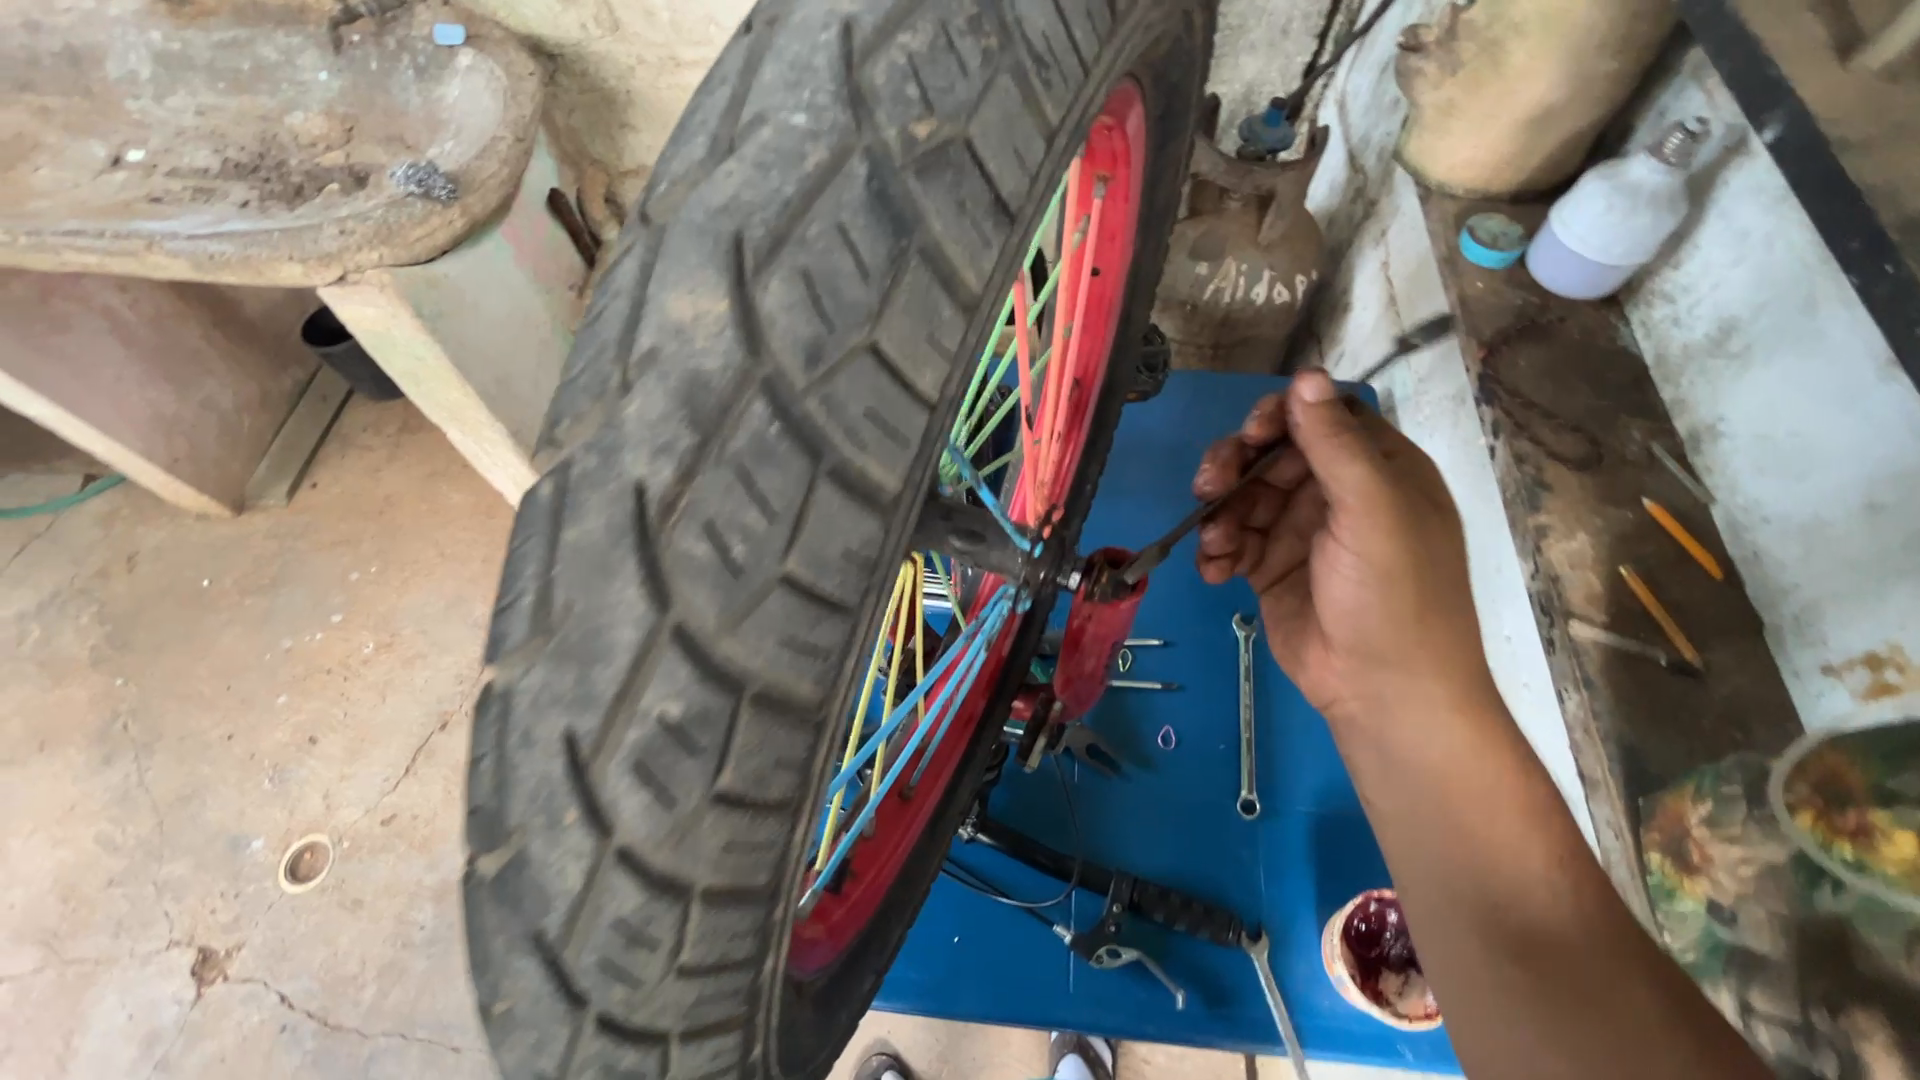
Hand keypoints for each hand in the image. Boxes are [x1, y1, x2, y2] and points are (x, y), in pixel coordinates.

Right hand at [1191, 370, 1495, 727]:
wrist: (1382, 691)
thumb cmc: (1393, 593)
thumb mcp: (1371, 510)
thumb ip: (1335, 442)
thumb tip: (1306, 373)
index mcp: (1376, 470)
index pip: (1321, 419)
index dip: (1282, 419)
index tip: (1253, 435)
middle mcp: (1336, 495)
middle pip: (1271, 455)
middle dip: (1236, 467)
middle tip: (1209, 487)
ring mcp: (1300, 533)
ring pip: (1243, 497)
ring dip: (1219, 514)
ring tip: (1216, 543)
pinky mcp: (1271, 569)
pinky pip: (1232, 542)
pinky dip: (1216, 551)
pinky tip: (1214, 572)